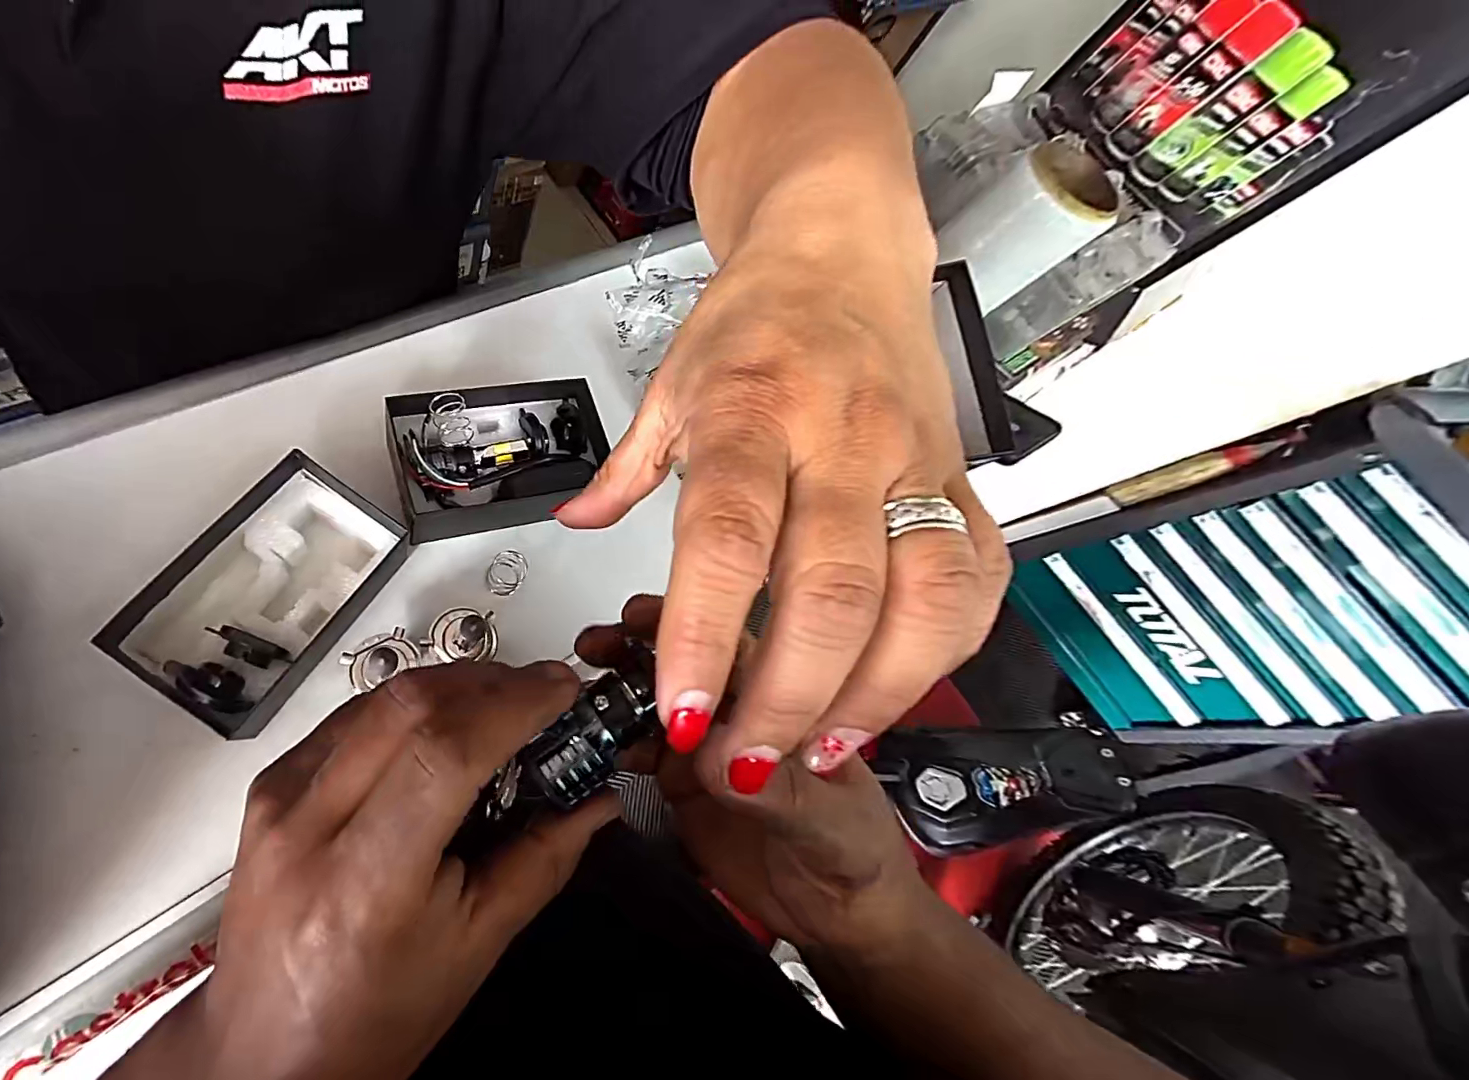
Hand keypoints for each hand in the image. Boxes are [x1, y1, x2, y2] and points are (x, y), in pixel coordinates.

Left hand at [131, 663, 617, 1079]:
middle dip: (489, 681)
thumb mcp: (472, 949)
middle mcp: (307, 826)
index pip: (444, 754)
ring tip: (500, 702)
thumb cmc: (367, 1019)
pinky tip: (444, 720)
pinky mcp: (272, 781)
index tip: (559, 689)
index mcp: (363, 884)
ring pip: (381, 696)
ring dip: (453, 683)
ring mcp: (280, 795)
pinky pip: (353, 714)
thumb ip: (541, 862)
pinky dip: (412, 703)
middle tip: (538, 690)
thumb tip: (594, 801)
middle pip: (410, 705)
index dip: (512, 705)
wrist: (264, 1047)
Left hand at [557, 246, 1009, 795]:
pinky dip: (941, 652)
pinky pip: (975, 576)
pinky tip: (891, 694)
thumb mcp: (668, 388)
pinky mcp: (961, 477)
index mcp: (750, 415)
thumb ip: (624, 470)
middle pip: (829, 591)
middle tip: (744, 759)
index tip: (683, 709)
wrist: (840, 256)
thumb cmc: (751, 323)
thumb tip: (577, 522)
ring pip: (921, 598)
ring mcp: (912, 462)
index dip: (703, 634)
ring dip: (873, 694)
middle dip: (786, 695)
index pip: (727, 540)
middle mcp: (839, 442)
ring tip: (817, 752)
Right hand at [575, 595, 924, 947]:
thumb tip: (720, 759)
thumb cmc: (856, 850)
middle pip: (679, 662)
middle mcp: (736, 713)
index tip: (641, 618)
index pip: (728, 645)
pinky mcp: (678, 781)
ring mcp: (703, 745)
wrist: (836, 915)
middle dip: (635, 645)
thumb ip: (776, 788)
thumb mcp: (829, 818)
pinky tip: (605, 744)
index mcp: (780, 699)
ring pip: (650, 701)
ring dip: (619, 690)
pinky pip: (637, 750)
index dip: (683, 626)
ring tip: (591, 690)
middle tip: (602, 644)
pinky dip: (616, 742)